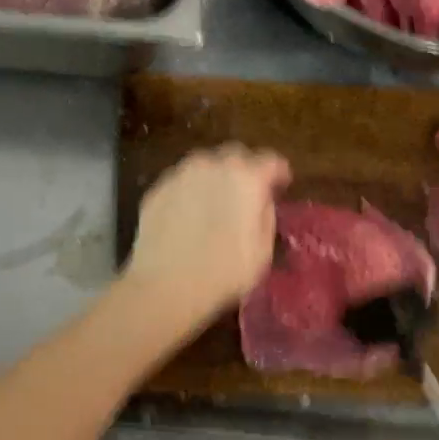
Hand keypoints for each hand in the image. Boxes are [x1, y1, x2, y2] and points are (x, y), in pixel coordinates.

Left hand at [121, 144, 289, 318]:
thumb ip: (265, 215)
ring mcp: (180, 175)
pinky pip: (181, 183)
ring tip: (215, 203)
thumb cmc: (224, 272)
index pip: (270, 161)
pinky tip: (188, 215)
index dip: (278, 173)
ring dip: (214, 177)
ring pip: (204, 165)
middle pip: (235, 155)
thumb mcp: (262, 250)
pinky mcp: (157, 189)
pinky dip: (190, 191)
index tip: (281, 185)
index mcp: (246, 178)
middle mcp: (212, 166)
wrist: (166, 284)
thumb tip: (260, 202)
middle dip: (245, 169)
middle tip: (247, 193)